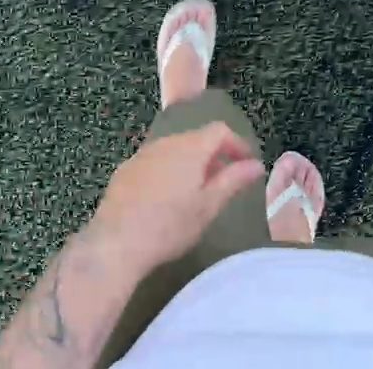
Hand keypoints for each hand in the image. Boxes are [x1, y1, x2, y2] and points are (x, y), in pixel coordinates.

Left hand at [87, 122, 264, 273]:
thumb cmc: (170, 225)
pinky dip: (168, 172)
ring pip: (174, 150)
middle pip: (196, 138)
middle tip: (223, 182)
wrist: (116, 242)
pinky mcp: (125, 170)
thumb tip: (256, 164)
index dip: (237, 144)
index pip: (219, 130)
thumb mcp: (208, 206)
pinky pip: (155, 162)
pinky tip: (165, 199)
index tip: (247, 164)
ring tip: (196, 193)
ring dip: (190, 164)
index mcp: (190, 148)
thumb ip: (233, 180)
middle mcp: (166, 143)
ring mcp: (142, 154)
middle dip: (214, 156)